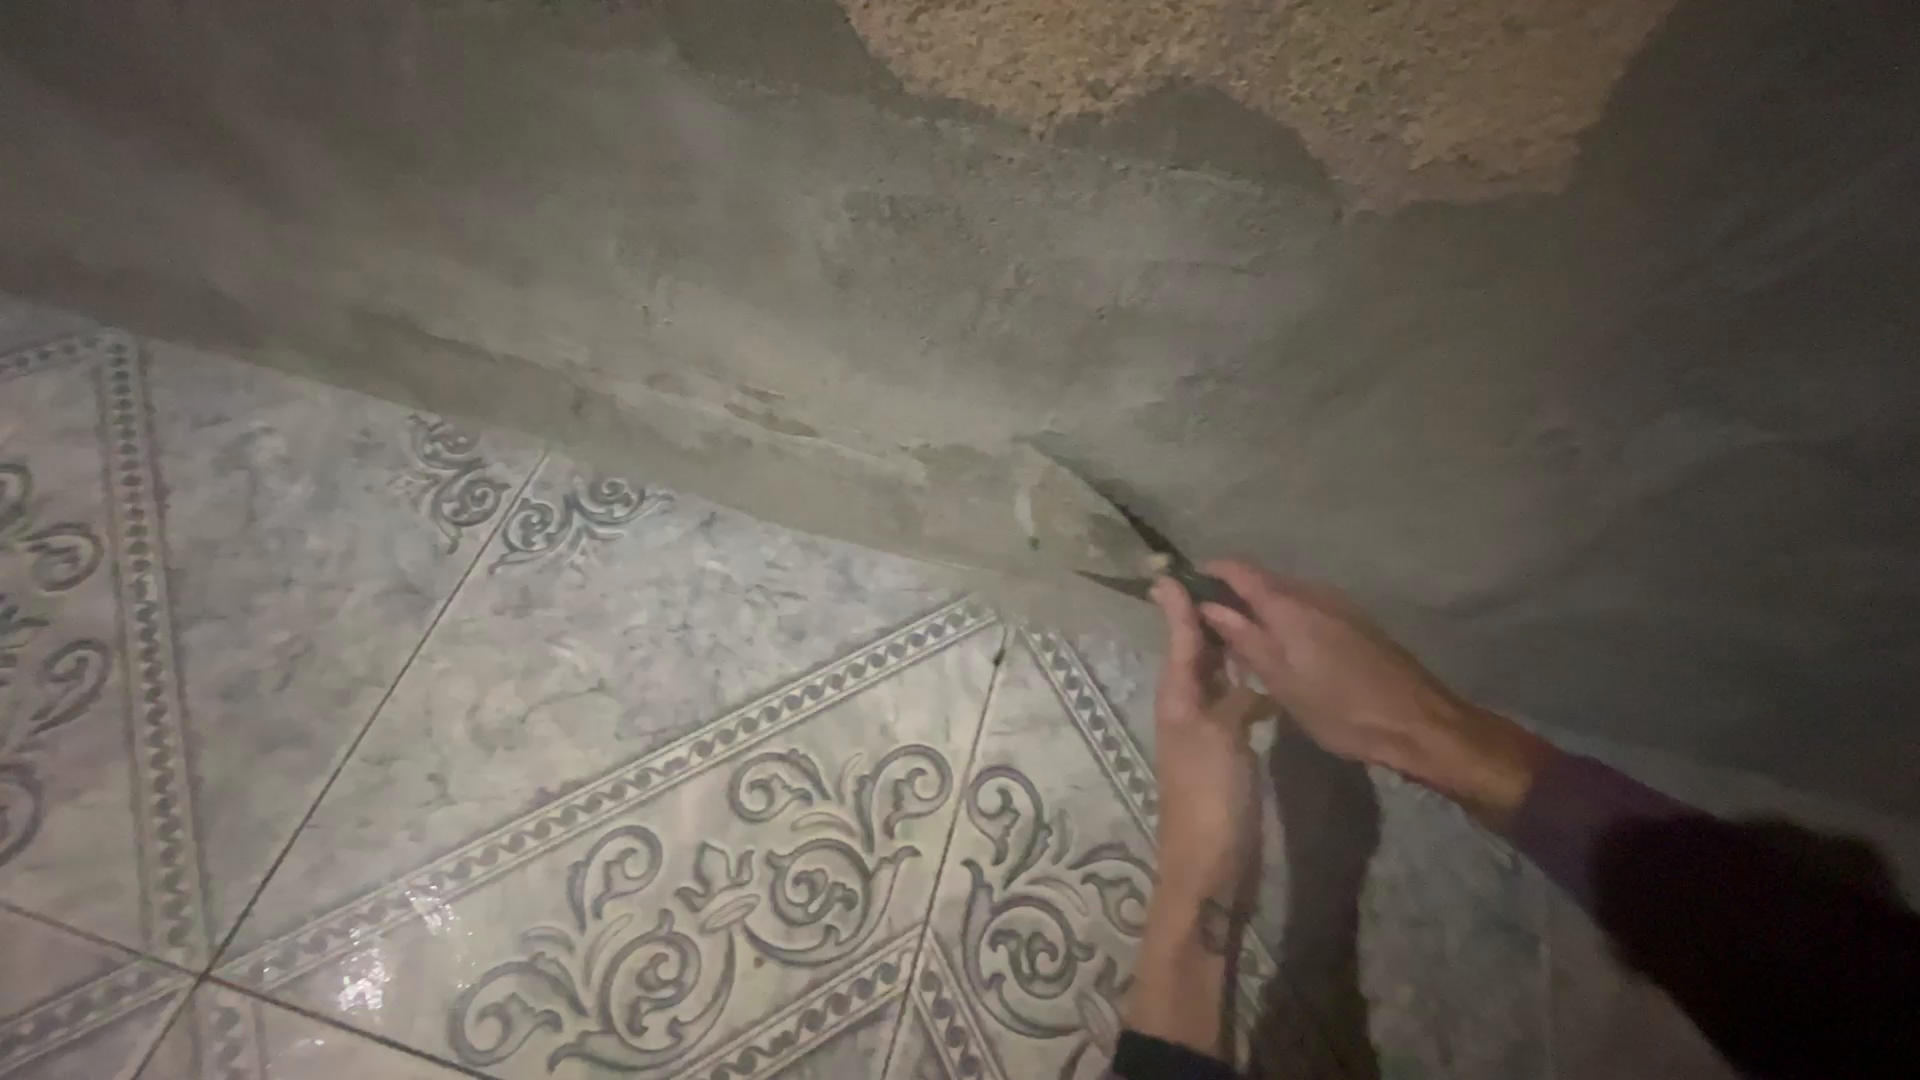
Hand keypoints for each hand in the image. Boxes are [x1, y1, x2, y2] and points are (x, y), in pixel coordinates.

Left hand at [1148, 577, 1262, 908]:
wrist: (1210, 866)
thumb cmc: (1210, 798)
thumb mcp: (1222, 738)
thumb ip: (1232, 699)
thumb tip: (1248, 679)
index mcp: (1177, 697)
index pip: (1179, 639)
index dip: (1178, 606)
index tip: (1173, 570)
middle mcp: (1186, 707)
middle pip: (1193, 653)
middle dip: (1201, 619)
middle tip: (1219, 582)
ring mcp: (1206, 731)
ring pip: (1213, 677)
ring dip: (1223, 647)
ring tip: (1244, 615)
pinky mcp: (1225, 753)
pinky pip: (1232, 704)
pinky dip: (1244, 683)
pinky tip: (1264, 677)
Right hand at [1195, 560, 1553, 826]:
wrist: (1420, 724)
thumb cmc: (1340, 708)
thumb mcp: (1280, 680)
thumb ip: (1242, 638)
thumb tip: (1206, 605)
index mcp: (1287, 604)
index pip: (1236, 569)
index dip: (1207, 572)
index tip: (1182, 587)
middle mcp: (1311, 592)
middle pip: (1259, 579)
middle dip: (1228, 593)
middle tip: (1203, 622)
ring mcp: (1336, 604)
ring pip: (1282, 593)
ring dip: (1255, 607)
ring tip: (1235, 638)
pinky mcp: (1352, 620)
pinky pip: (1303, 606)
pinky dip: (1281, 617)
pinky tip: (1277, 647)